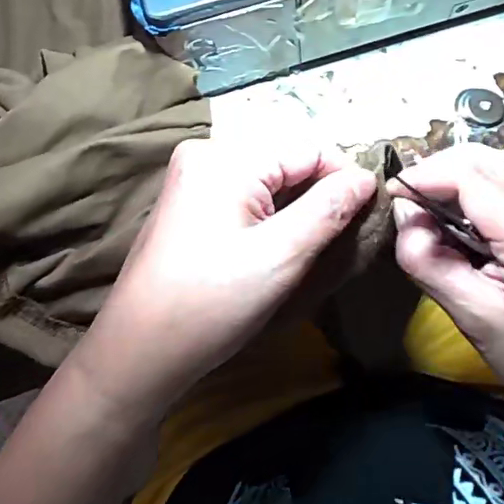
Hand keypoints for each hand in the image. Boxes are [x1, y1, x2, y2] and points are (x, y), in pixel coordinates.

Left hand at [70, 139, 375, 418]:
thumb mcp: (282, 257)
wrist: (137, 354)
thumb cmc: (211, 305)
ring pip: (268, 180)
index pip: (308, 149)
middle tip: (336, 240)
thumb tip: (367, 176)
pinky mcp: (188, 201)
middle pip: (287, 162)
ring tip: (309, 248)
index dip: (344, 178)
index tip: (366, 217)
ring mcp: (192, 177)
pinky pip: (245, 194)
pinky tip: (275, 247)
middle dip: (318, 196)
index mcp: (225, 158)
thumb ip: (329, 209)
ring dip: (295, 208)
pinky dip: (269, 215)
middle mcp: (205, 153)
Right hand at [391, 144, 503, 444]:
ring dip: (467, 181)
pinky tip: (479, 221)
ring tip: (442, 213)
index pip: (474, 180)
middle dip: (443, 174)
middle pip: (491, 164)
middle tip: (412, 201)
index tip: (395, 191)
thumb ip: (428, 261)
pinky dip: (493, 192)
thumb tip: (404, 212)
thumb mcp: (474, 319)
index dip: (428, 177)